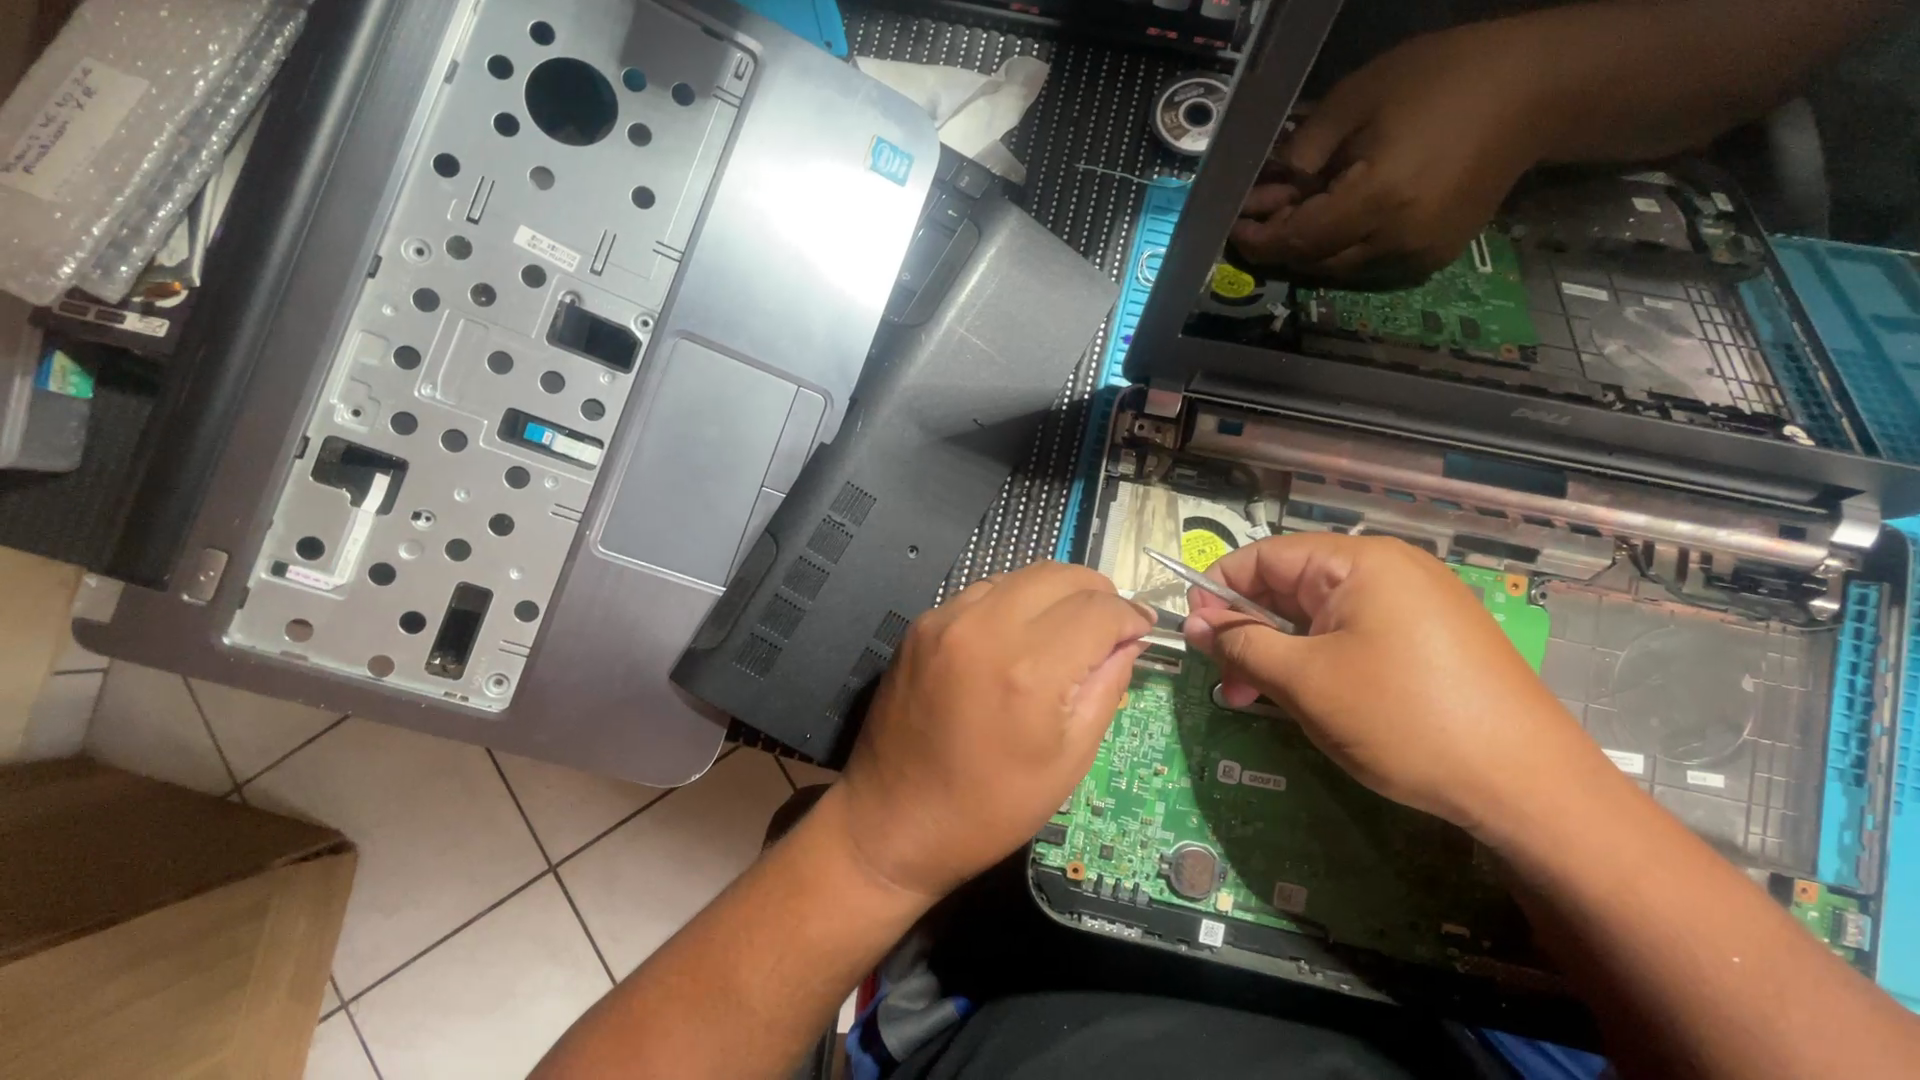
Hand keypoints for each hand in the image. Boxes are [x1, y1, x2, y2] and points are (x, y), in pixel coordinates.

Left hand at [838, 561, 1153, 898]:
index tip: (1141, 632)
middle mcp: (985, 628)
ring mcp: (946, 620)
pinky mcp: (921, 625)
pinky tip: (1018, 637)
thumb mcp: (1069, 761)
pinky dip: (1013, 602)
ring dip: (1055, 594)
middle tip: (1111, 626)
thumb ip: (1107, 687)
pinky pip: (982, 592)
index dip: (1130, 617)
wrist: (891, 823)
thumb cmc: (989, 809)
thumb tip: (1128, 641)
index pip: (1099, 610)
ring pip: (1021, 575)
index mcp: (1029, 670)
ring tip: (1068, 630)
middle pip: (1061, 575)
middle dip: (1098, 593)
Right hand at [1181, 534, 1593, 829]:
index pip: (1262, 557)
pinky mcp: (1432, 641)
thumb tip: (1194, 622)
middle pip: (1291, 587)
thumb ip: (1242, 644)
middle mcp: (1389, 570)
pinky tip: (1312, 702)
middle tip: (1228, 685)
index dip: (1218, 592)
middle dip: (1250, 633)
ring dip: (1281, 655)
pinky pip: (1355, 638)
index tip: (1192, 636)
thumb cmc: (1403, 718)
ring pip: (1320, 618)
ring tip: (1261, 703)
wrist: (1526, 784)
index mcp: (1359, 562)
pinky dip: (1320, 664)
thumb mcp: (1305, 681)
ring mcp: (1416, 605)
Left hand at [1231, 19, 1557, 286]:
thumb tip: (1270, 188)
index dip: (1260, 239)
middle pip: (1315, 259)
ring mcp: (1419, 254)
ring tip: (1290, 212)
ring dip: (1308, 247)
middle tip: (1257, 215)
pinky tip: (1333, 217)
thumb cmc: (1446, 79)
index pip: (1298, 239)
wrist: (1538, 92)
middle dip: (1279, 242)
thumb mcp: (1359, 97)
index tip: (1235, 228)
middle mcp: (1397, 241)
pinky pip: (1370, 263)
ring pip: (1340, 267)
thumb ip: (1305, 149)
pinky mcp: (1436, 256)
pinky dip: (1342, 247)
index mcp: (1379, 200)